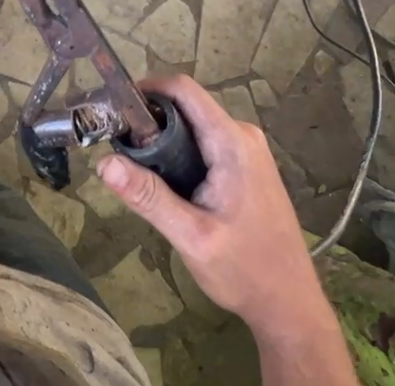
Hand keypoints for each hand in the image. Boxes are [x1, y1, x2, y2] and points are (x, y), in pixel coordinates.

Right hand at [97, 76, 320, 330]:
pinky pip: (203, 141)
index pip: (183, 89)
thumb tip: (104, 162)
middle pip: (184, 105)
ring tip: (141, 173)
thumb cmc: (245, 270)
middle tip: (123, 153)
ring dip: (163, 139)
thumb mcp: (191, 237)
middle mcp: (242, 135)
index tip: (116, 112)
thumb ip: (149, 197)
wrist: (290, 305)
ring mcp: (247, 149)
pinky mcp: (246, 164)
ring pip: (192, 124)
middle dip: (150, 121)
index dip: (146, 90)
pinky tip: (168, 185)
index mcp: (232, 142)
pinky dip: (180, 152)